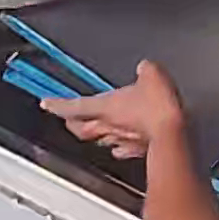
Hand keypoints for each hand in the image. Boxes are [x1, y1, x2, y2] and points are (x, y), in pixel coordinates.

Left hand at [41, 61, 186, 159]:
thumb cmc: (158, 107)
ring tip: (95, 130)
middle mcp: (108, 125)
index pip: (73, 106)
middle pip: (79, 128)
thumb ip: (145, 69)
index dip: (57, 104)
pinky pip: (121, 150)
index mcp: (105, 105)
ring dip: (94, 135)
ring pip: (98, 140)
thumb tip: (145, 68)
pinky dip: (118, 147)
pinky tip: (122, 145)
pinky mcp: (136, 151)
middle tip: (69, 119)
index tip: (46, 103)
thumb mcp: (152, 74)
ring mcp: (121, 140)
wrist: (172, 134)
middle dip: (71, 123)